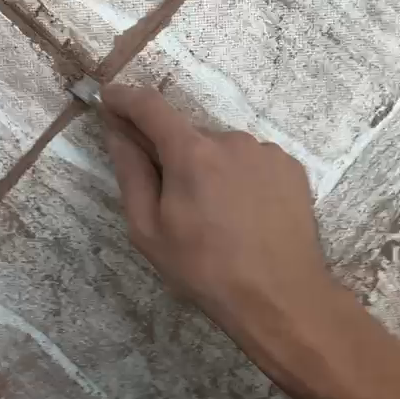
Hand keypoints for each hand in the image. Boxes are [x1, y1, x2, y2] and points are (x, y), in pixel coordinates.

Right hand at [99, 84, 344, 345]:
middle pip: (187, 135)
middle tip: (174, 201)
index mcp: (191, 154)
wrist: (282, 300)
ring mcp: (265, 152)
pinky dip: (239, 176)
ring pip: (220, 149)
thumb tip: (117, 132)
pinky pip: (250, 161)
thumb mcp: (149, 230)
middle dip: (172, 155)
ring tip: (217, 215)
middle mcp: (230, 140)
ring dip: (209, 168)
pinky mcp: (291, 167)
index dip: (124, 98)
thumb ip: (131, 173)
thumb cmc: (204, 269)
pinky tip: (245, 213)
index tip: (108, 98)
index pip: (149, 107)